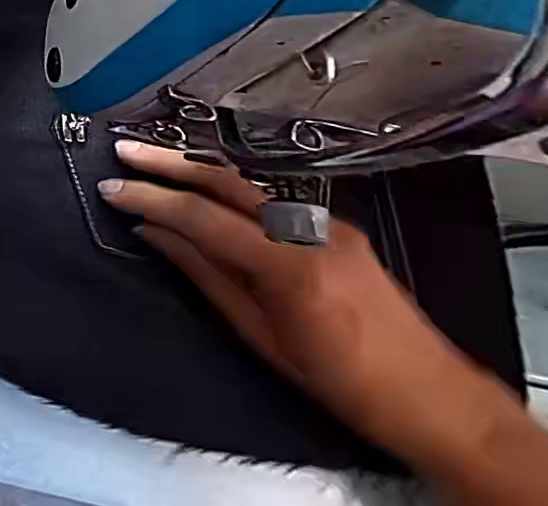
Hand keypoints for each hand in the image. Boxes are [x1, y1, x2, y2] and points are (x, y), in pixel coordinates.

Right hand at [98, 142, 508, 450]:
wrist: (435, 396)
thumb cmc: (344, 385)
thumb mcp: (263, 340)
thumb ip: (207, 278)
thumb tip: (157, 235)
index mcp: (286, 263)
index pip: (202, 217)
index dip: (152, 198)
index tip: (113, 187)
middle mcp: (305, 226)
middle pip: (223, 181)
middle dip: (168, 162)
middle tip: (126, 151)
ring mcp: (323, 221)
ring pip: (246, 187)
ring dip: (197, 174)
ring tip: (154, 165)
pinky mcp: (333, 225)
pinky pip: (271, 203)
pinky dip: (231, 196)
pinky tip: (209, 198)